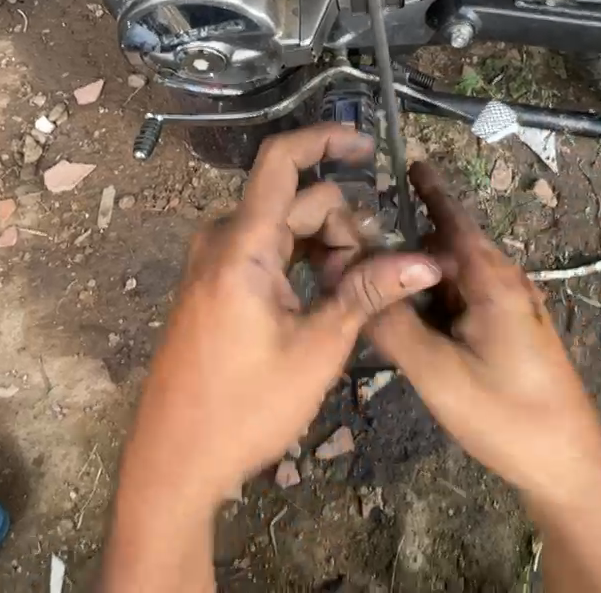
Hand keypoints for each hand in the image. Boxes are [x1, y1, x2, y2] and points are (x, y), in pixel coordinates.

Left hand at [104, 125, 440, 590]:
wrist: (174, 460)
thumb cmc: (244, 408)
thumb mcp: (316, 349)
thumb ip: (368, 293)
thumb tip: (427, 262)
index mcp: (242, 245)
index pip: (281, 161)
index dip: (325, 139)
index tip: (367, 145)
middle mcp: (223, 239)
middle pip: (297, 202)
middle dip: (343, 226)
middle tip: (375, 275)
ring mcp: (214, 260)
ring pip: (284, 226)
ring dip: (324, 247)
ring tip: (352, 295)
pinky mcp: (215, 281)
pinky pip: (265, 249)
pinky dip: (300, 261)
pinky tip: (326, 297)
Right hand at [367, 162, 600, 500]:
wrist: (571, 470)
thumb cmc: (507, 416)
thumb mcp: (438, 372)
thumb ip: (391, 323)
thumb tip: (347, 276)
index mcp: (492, 278)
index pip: (452, 217)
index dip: (428, 189)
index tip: (405, 160)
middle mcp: (505, 281)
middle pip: (446, 248)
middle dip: (405, 251)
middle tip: (357, 261)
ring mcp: (512, 308)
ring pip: (454, 278)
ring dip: (419, 283)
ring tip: (378, 300)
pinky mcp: (513, 332)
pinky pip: (466, 302)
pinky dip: (436, 305)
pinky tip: (414, 331)